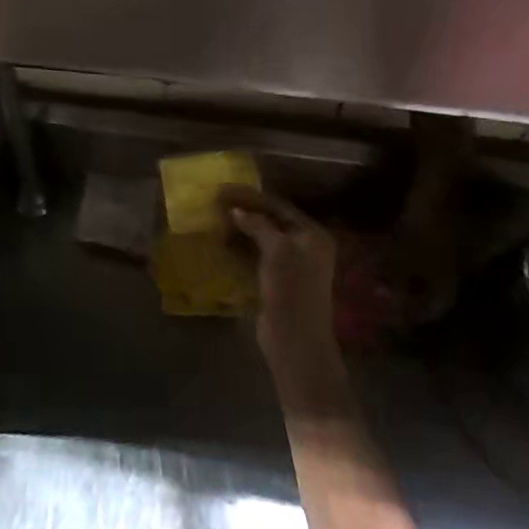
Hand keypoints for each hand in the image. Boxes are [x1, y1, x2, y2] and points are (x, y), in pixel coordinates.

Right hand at [222, 184, 342, 392]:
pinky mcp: (276, 281)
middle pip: (271, 221)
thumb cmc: (291, 289)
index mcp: (312, 235)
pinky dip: (240, 248)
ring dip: (240, 229)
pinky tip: (222, 242)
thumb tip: (236, 210)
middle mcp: (305, 247)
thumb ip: (258, 225)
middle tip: (216, 202)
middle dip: (245, 211)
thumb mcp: (277, 250)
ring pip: (261, 239)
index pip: (279, 206)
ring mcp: (291, 266)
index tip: (225, 189)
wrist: (295, 339)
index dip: (251, 197)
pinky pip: (256, 256)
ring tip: (215, 219)